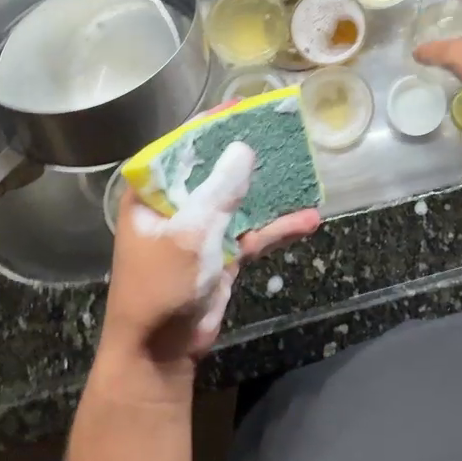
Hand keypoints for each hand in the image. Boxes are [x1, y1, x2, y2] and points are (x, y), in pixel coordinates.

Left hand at [102, 142, 320, 365]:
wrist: (159, 353)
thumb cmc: (160, 287)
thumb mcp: (189, 234)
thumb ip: (219, 191)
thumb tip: (244, 149)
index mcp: (152, 194)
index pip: (181, 148)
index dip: (210, 126)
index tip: (241, 107)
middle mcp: (176, 205)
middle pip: (215, 169)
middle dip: (247, 152)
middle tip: (279, 129)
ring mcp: (202, 229)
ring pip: (240, 198)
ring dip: (269, 189)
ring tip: (302, 166)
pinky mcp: (223, 253)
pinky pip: (254, 231)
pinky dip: (278, 227)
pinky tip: (308, 220)